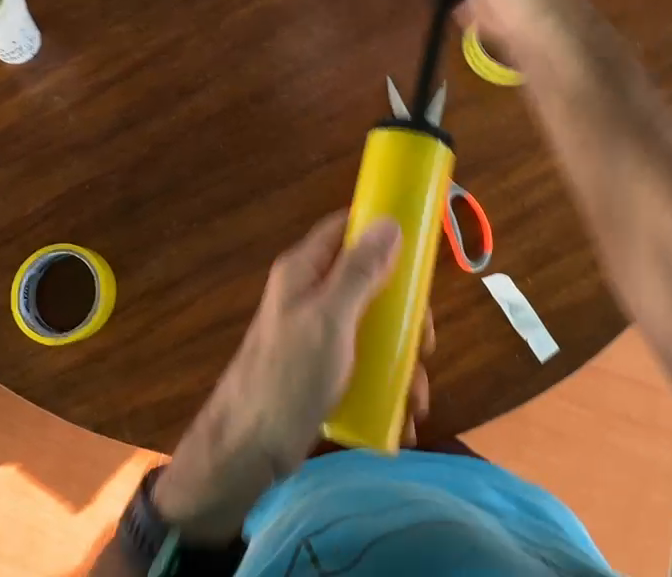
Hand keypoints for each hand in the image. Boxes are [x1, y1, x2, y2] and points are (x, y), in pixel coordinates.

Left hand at [153, 212, 433, 542]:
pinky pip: (365, 365)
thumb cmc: (288, 376)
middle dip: (404, 316)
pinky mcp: (323, 370)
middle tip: (424, 346)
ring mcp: (317, 334)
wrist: (247, 450)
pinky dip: (386, 386)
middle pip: (370, 283)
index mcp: (304, 270)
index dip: (382, 232)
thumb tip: (390, 222)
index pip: (345, 229)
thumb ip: (359, 271)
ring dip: (402, 360)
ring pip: (374, 329)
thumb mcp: (330, 318)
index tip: (421, 255)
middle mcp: (311, 295)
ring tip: (414, 398)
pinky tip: (400, 415)